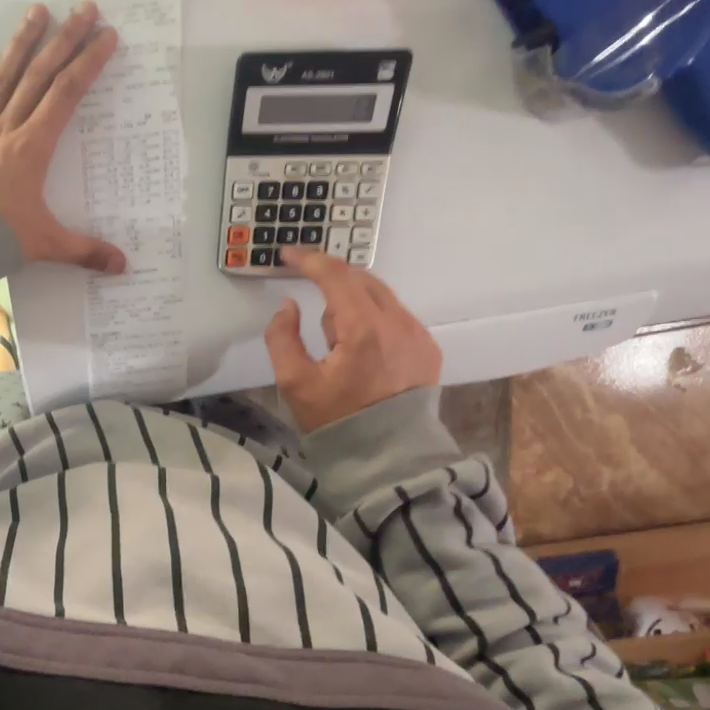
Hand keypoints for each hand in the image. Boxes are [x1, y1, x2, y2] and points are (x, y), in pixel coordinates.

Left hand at [0, 3, 125, 273]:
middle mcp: (5, 130)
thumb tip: (122, 266)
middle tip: (83, 9)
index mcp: (32, 149)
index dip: (87, 63)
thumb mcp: (46, 244)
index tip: (105, 36)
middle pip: (38, 76)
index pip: (66, 95)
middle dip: (63, 40)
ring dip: (22, 43)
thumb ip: (85, 251)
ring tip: (37, 11)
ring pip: (2, 78)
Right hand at [264, 248, 441, 432]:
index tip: (288, 254)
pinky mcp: (427, 348)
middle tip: (308, 300)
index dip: (310, 259)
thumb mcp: (295, 384)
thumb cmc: (335, 420)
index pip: (336, 276)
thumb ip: (282, 338)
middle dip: (332, 282)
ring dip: (353, 302)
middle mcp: (397, 322)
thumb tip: (289, 306)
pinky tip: (360, 349)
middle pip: (361, 279)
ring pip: (381, 297)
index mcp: (363, 329)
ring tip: (334, 340)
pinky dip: (374, 319)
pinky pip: (396, 317)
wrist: (386, 455)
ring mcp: (417, 334)